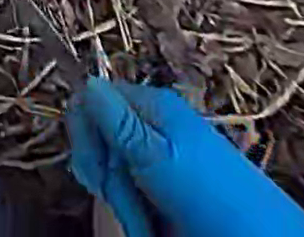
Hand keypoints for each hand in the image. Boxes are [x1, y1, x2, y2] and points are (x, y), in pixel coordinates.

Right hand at [68, 78, 303, 236]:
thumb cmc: (218, 203)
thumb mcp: (161, 160)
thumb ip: (120, 122)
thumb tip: (86, 81)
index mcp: (154, 106)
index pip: (93, 98)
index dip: (86, 134)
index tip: (97, 173)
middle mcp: (155, 127)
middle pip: (101, 138)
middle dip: (108, 177)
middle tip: (132, 206)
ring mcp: (163, 162)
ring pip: (115, 173)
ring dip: (124, 204)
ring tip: (150, 228)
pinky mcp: (170, 195)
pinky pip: (135, 198)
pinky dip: (137, 217)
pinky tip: (152, 231)